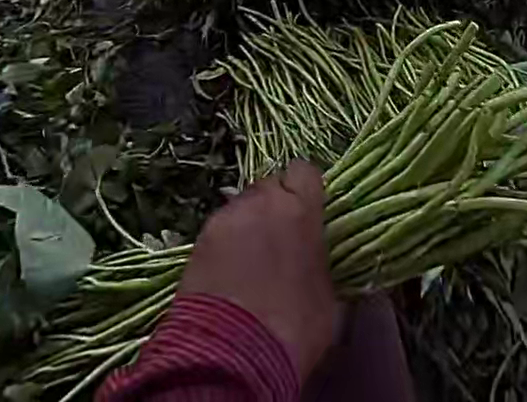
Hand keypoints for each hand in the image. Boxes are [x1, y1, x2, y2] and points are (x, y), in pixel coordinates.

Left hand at [180, 161, 342, 381]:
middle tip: (279, 239)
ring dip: (250, 223)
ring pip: (243, 206)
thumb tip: (318, 262)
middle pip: (271, 186)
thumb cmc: (292, 327)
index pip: (305, 171)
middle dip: (276, 206)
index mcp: (300, 208)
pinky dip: (227, 243)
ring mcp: (227, 216)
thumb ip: (322, 264)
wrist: (231, 355)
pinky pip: (221, 228)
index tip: (308, 212)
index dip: (305, 190)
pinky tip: (230, 273)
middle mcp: (262, 200)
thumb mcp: (327, 297)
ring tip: (251, 260)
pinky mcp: (199, 238)